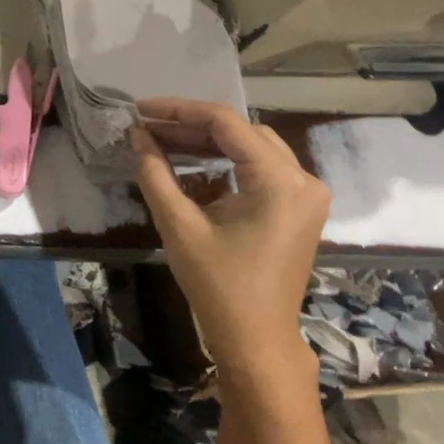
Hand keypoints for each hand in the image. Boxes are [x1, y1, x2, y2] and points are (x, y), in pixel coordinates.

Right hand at [131, 98, 328, 381]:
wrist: (255, 334)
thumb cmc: (216, 282)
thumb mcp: (177, 224)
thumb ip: (155, 172)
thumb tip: (137, 135)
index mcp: (279, 181)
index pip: (226, 123)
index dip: (179, 110)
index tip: (139, 109)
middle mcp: (303, 179)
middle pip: (242, 131)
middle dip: (191, 124)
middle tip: (145, 126)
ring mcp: (306, 194)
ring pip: (252, 146)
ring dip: (207, 141)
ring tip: (160, 140)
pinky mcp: (299, 208)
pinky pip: (260, 168)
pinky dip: (224, 160)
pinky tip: (189, 162)